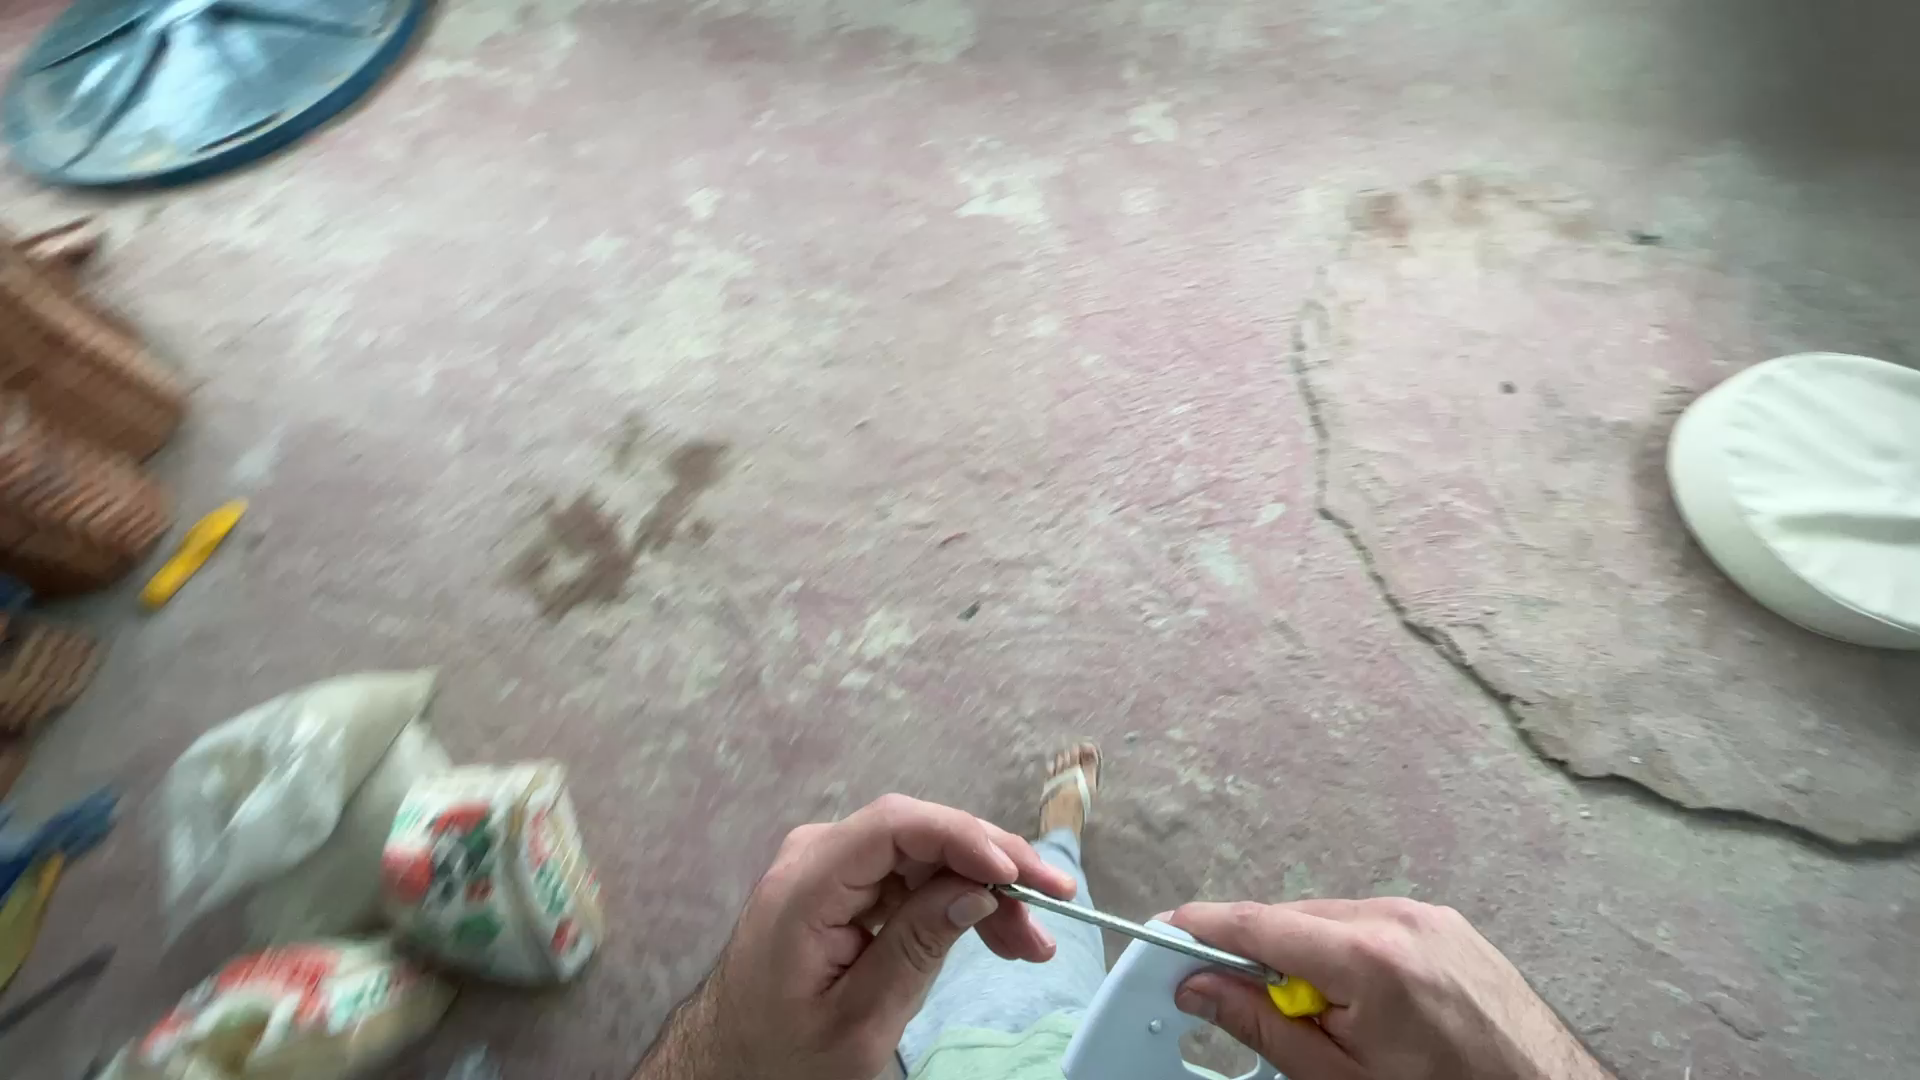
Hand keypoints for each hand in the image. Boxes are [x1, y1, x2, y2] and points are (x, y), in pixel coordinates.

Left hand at [635, 794, 1077, 1079]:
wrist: (732, 1057)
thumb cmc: (785, 1054)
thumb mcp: (858, 1023)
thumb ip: (916, 948)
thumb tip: (977, 889)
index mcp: (806, 884)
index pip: (891, 827)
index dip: (959, 835)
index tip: (1013, 872)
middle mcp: (819, 852)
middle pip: (918, 832)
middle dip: (990, 862)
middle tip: (1053, 898)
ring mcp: (833, 860)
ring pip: (925, 852)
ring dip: (983, 886)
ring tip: (1032, 938)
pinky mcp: (848, 878)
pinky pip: (912, 873)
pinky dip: (956, 897)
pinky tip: (998, 929)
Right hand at [1171, 898, 1614, 1079]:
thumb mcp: (1342, 1079)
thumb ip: (1261, 1024)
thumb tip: (1195, 987)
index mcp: (1368, 958)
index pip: (1260, 925)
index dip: (1206, 925)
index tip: (1166, 927)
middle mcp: (1393, 915)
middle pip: (1292, 918)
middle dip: (1262, 952)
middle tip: (1255, 1000)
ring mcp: (1423, 911)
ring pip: (1327, 917)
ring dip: (1306, 951)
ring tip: (1328, 1011)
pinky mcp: (1443, 918)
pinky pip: (1366, 920)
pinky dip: (1344, 947)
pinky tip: (1363, 994)